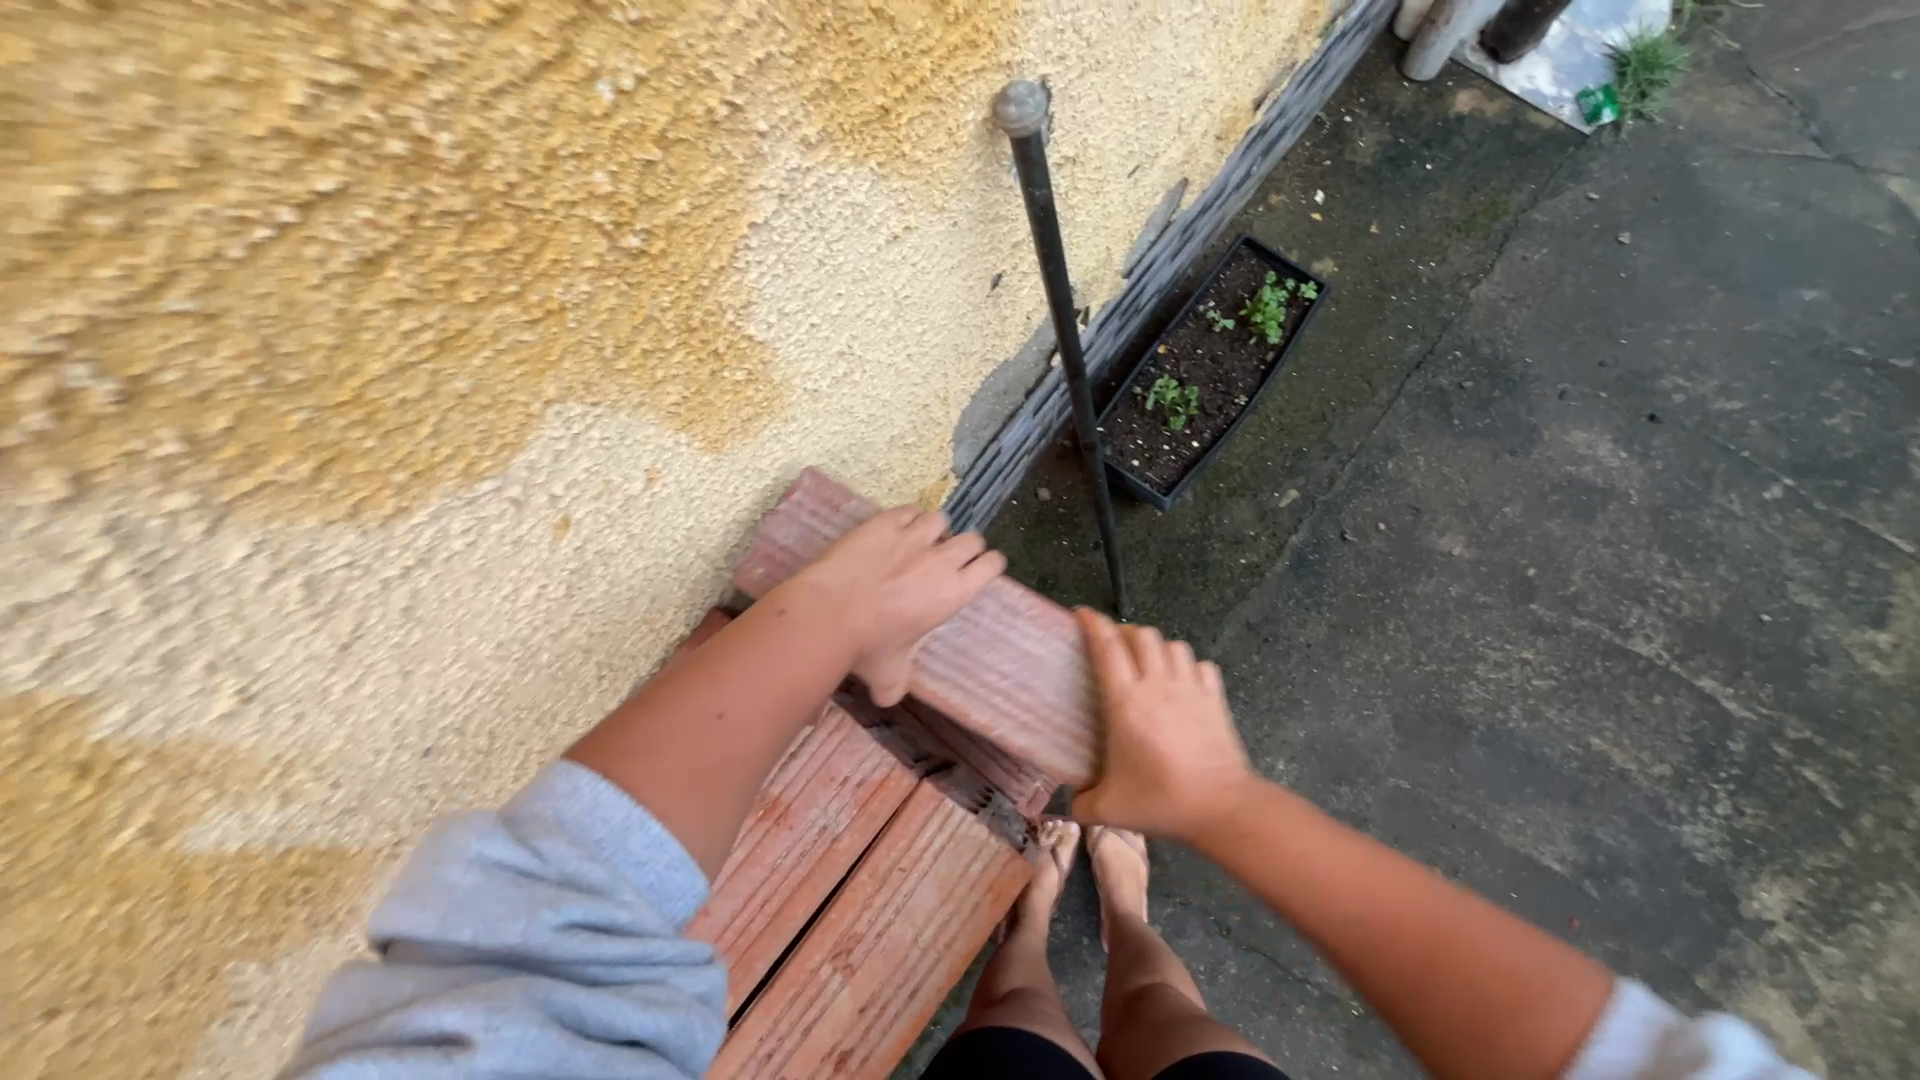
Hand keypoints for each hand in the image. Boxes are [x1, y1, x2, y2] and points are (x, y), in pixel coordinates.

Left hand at [781, 506, 1005, 705]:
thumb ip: (896, 685)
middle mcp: (941, 561)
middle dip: (966, 546)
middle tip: (949, 558)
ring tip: (920, 541)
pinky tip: (896, 529)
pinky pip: (910, 511)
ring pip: (941, 519)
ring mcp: (913, 538)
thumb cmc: (866, 646)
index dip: (989, 565)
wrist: (827, 613)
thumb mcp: (888, 675)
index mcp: (953, 594)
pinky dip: (907, 518)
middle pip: (972, 539)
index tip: (981, 568)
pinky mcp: (886, 523)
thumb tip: (888, 699)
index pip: (991, 566)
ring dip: (935, 530)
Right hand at [1072, 607, 1260, 841]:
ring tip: (1147, 660)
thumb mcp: (1110, 809)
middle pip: (1142, 636)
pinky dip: (1189, 665)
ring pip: (1173, 645)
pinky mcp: (1215, 700)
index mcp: (1125, 702)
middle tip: (1113, 645)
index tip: (1082, 614)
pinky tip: (1183, 679)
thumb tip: (1068, 804)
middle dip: (1124, 631)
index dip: (1093, 624)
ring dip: (1156, 646)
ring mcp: (1190, 690)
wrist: (1222, 806)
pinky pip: (1202, 666)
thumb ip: (1081, 804)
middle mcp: (1157, 686)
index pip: (1107, 648)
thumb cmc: (1161, 800)